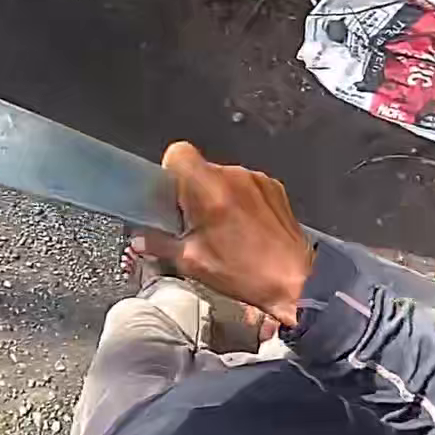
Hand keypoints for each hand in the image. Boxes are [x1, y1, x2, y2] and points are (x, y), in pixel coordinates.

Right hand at [138, 141, 314, 327]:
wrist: (296, 281)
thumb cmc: (245, 274)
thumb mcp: (192, 262)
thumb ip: (159, 245)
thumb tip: (139, 239)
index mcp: (210, 191)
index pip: (178, 153)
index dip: (169, 170)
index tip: (169, 195)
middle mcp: (234, 177)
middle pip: (199, 168)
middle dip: (190, 190)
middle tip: (191, 222)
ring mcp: (256, 180)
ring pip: (220, 176)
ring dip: (214, 195)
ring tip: (220, 228)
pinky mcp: (272, 187)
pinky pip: (243, 184)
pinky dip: (236, 199)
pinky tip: (242, 227)